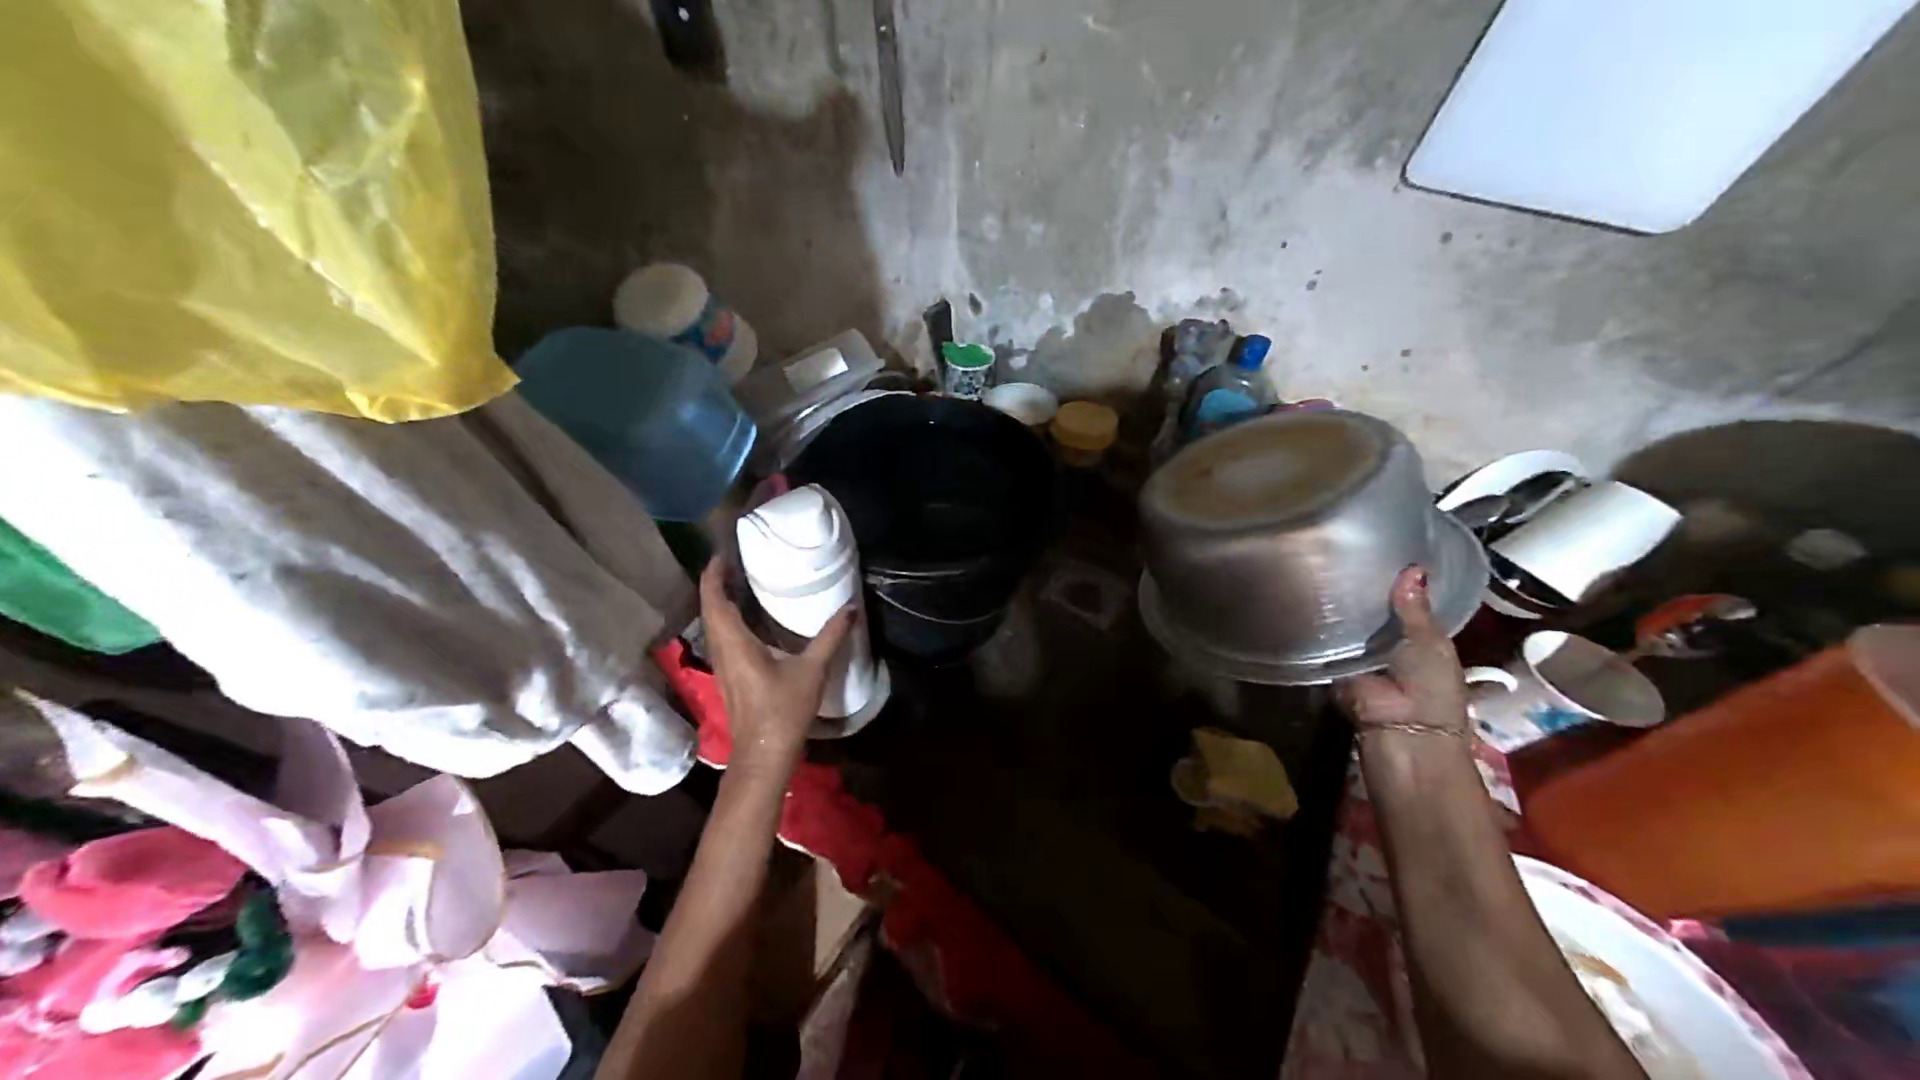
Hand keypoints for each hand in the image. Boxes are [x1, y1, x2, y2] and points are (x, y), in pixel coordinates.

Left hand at [699, 557, 856, 774]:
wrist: (763, 755)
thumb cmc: (783, 711)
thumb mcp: (812, 671)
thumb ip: (830, 637)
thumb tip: (851, 608)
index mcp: (735, 643)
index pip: (714, 600)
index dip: (713, 575)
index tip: (723, 554)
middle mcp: (722, 650)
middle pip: (710, 609)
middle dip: (717, 583)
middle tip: (735, 561)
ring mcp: (722, 666)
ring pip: (713, 625)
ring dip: (720, 602)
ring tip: (739, 582)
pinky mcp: (729, 677)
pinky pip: (721, 638)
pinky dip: (727, 619)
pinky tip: (747, 620)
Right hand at [1334, 565, 1469, 736]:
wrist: (1399, 728)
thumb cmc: (1430, 685)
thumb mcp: (1430, 641)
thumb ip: (1415, 608)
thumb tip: (1414, 566)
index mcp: (1419, 642)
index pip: (1404, 608)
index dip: (1394, 586)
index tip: (1377, 556)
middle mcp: (1387, 648)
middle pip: (1372, 616)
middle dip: (1361, 595)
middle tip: (1340, 558)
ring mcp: (1359, 658)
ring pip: (1348, 629)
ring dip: (1338, 612)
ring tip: (1318, 572)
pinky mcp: (1333, 667)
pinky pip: (1325, 645)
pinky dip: (1319, 630)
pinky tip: (1304, 601)